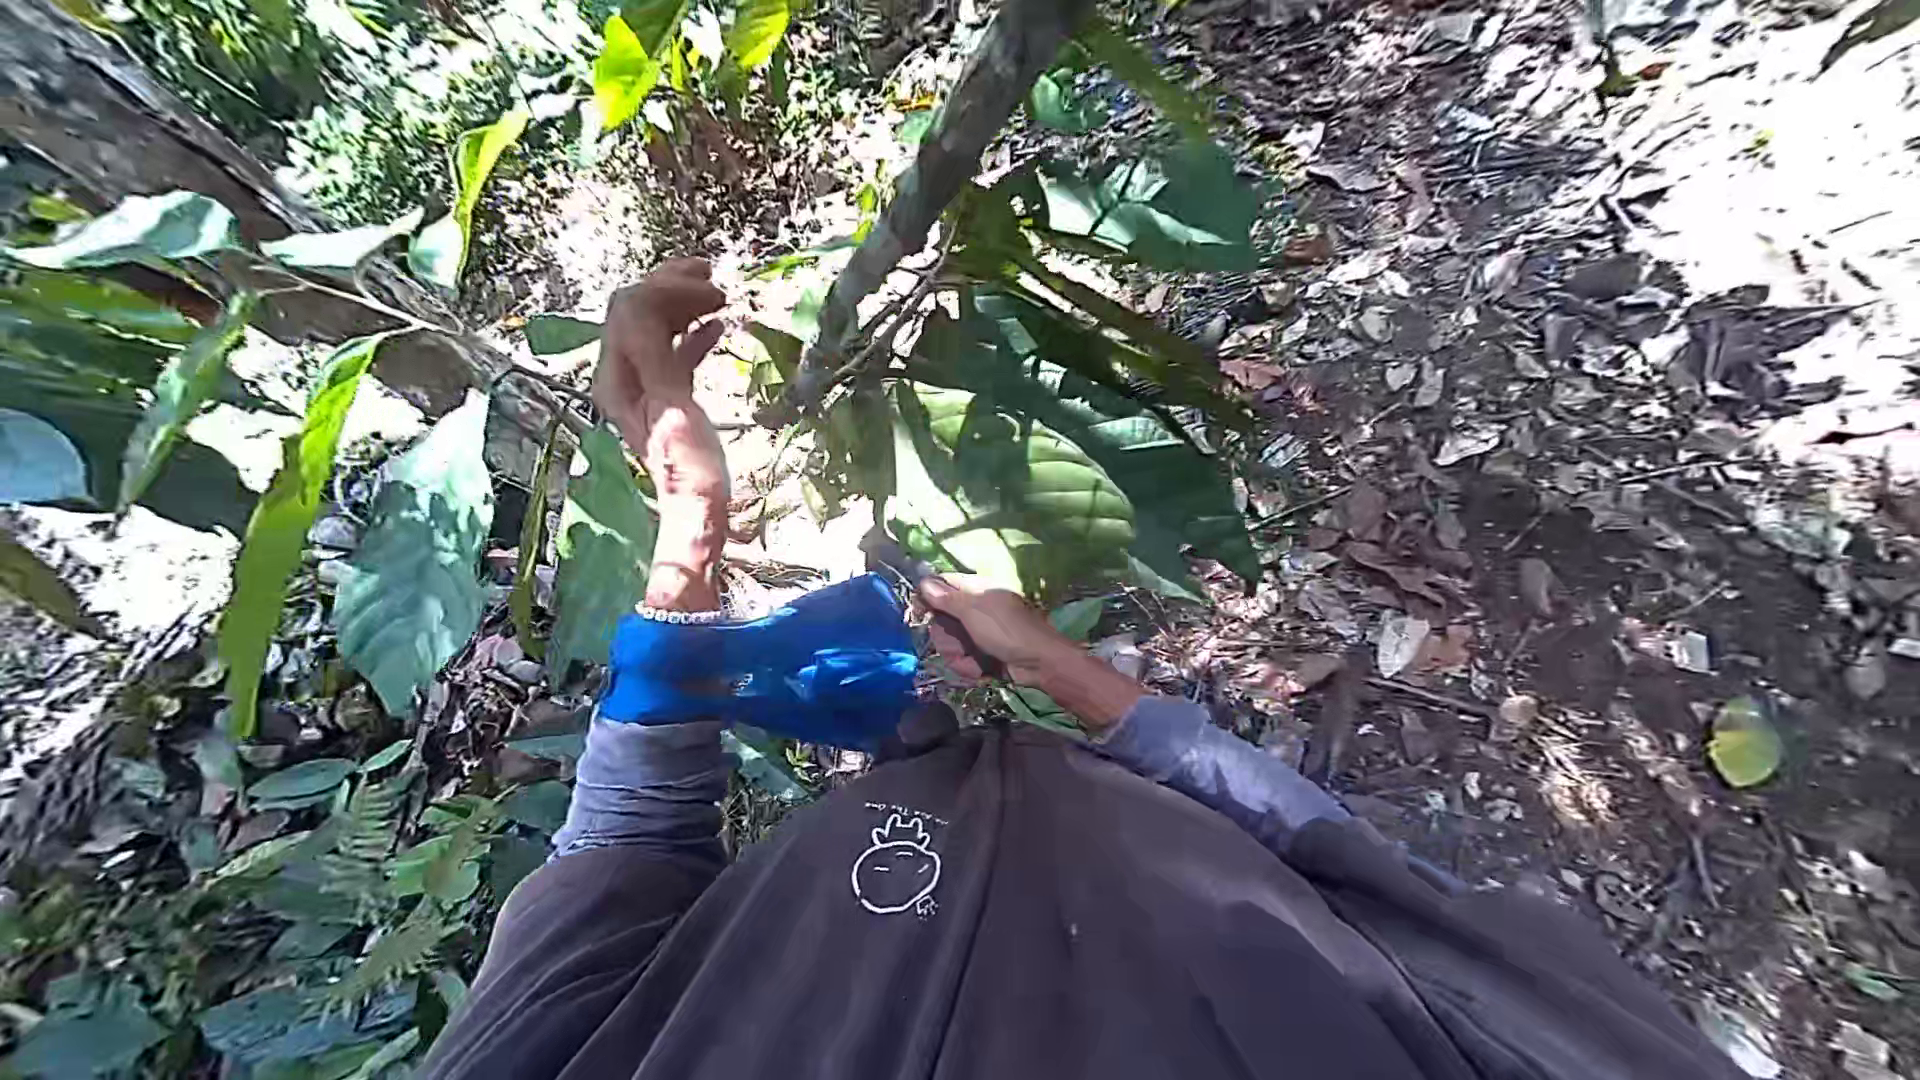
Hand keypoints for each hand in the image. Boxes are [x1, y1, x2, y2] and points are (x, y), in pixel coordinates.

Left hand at [591, 259, 729, 611]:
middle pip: (638, 311)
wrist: (700, 510)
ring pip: (656, 327)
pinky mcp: (668, 396)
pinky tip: (718, 327)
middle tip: (716, 277)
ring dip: (684, 303)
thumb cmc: (691, 470)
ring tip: (718, 291)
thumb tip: (643, 300)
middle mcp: (623, 375)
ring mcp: (645, 385)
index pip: (631, 310)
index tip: (716, 291)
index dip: (669, 289)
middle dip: (673, 287)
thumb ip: (655, 356)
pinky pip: (675, 352)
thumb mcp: (674, 412)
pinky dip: (694, 333)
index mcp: (618, 376)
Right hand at [917, 576, 1145, 731]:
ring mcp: (978, 631)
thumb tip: (924, 582)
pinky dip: (969, 666)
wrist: (1038, 663)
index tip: (919, 612)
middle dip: (947, 637)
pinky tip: (980, 669)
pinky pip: (962, 658)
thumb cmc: (1007, 631)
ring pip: (949, 643)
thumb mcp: (974, 611)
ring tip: (973, 659)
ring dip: (958, 655)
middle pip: (941, 620)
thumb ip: (947, 598)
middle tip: (959, 643)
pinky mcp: (982, 652)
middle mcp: (974, 608)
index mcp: (975, 589)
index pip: (940, 586)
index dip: (927, 598)